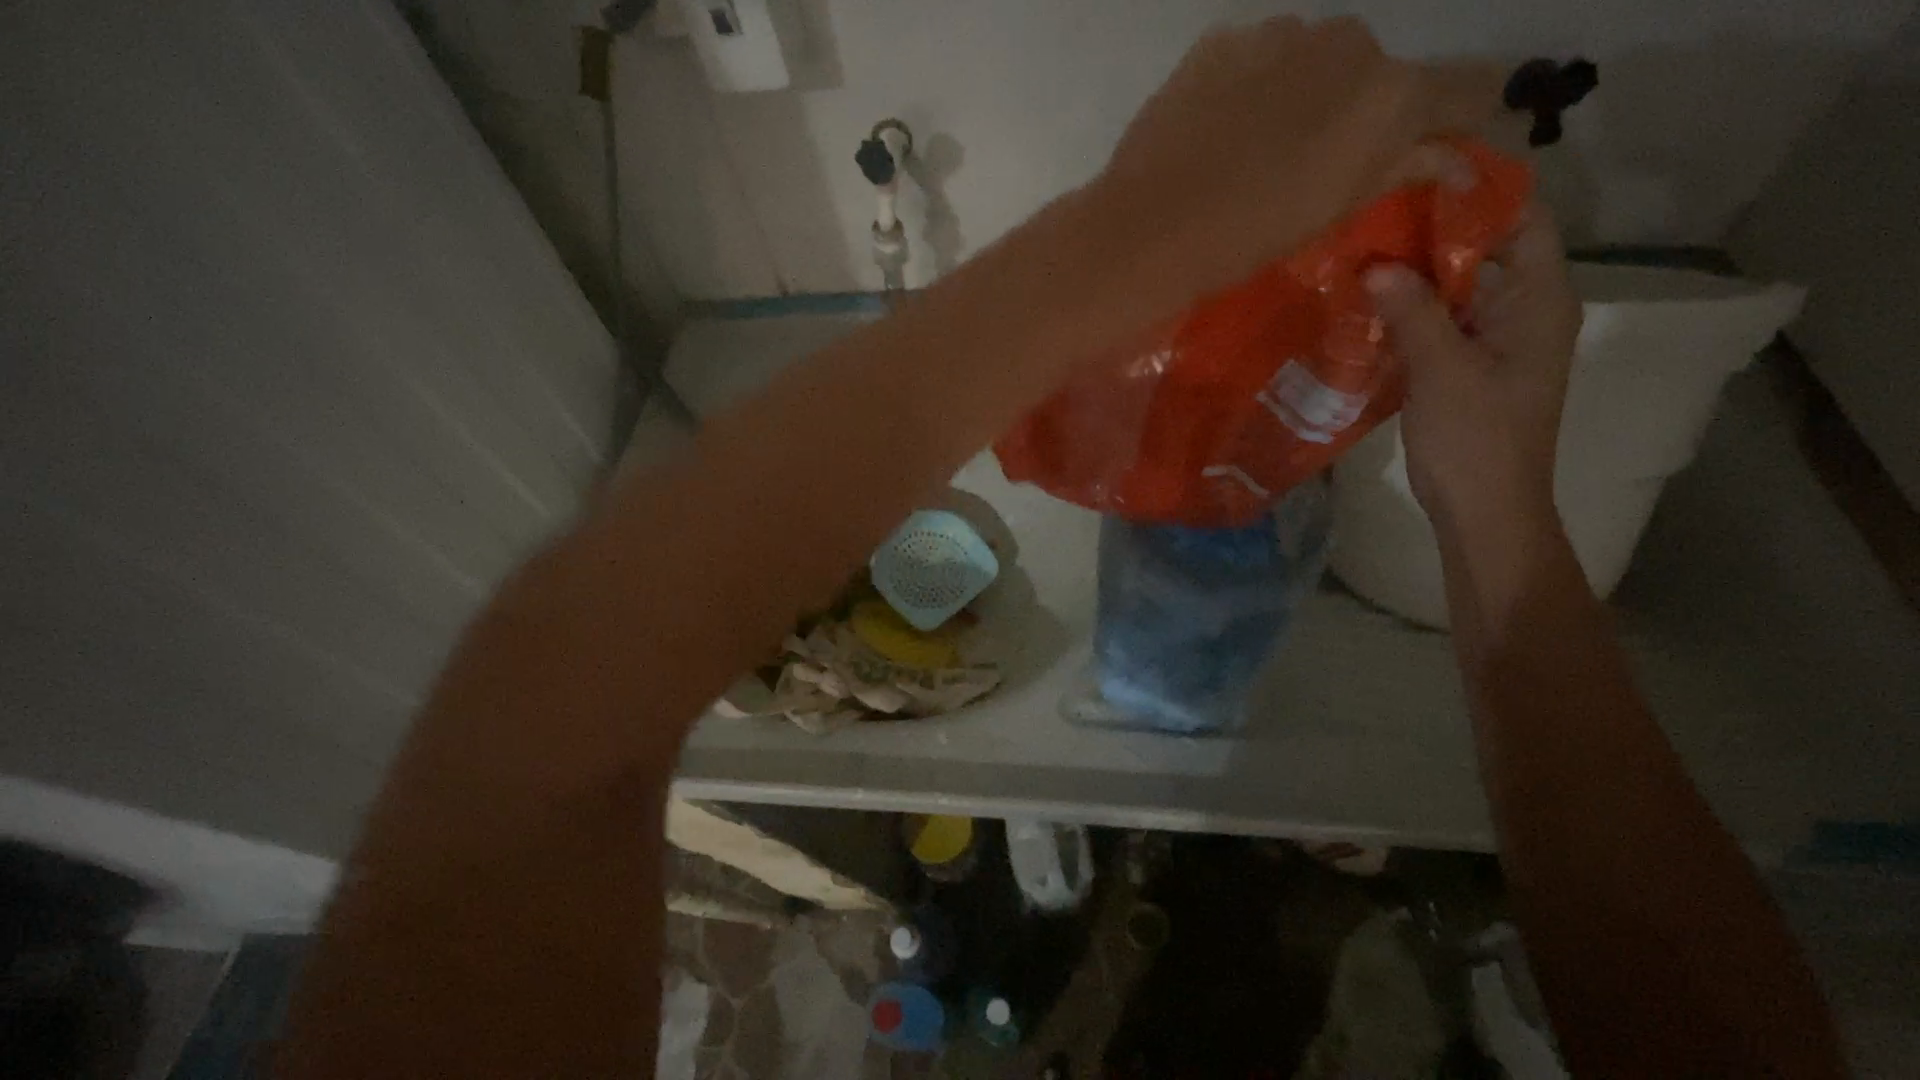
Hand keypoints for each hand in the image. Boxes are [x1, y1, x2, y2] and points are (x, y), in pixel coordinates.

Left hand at [1094, 16, 1506, 303]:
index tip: (1444, 138)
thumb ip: (1401, 168)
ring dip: (1303, 91)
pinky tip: (1222, 127)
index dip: (1461, 115)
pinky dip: (1253, 84)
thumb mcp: (1335, 209)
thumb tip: (1456, 158)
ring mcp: (1282, 33)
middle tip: (1319, 160)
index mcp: (1393, 95)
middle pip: (1377, 71)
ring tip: (1260, 145)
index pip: (1466, 86)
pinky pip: (1257, 57)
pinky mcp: (1224, 38)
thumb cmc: (1250, 236)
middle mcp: (1350, 44)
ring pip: (1313, 58)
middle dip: (1360, 107)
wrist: (1151, 226)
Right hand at [1365, 205, 1581, 536]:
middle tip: (1376, 209)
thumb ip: (1413, 311)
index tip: (1424, 171)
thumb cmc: (1478, 439)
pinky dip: (1409, 308)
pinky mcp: (1467, 366)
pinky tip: (1367, 301)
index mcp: (1540, 301)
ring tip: (1363, 247)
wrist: (1485, 511)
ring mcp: (1496, 341)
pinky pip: (1440, 321)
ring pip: (1458, 287)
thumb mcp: (1443, 369)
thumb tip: (1376, 263)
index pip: (1522, 219)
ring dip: (1416, 271)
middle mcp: (1525, 311)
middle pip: (1485, 248)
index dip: (1480, 191)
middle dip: (1434, 229)